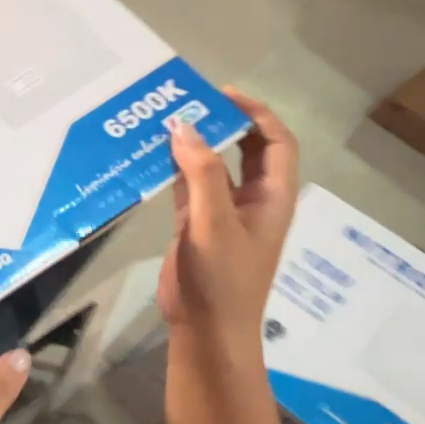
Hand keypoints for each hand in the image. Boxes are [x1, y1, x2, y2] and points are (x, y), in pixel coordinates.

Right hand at [158, 90, 300, 340]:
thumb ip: (201, 173)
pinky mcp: (195, 224)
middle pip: (245, 149)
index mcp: (273, 197)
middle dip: (222, 123)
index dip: (255, 114)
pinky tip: (149, 155)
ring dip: (193, 144)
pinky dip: (171, 168)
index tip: (220, 95)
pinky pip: (186, 185)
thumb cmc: (223, 278)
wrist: (207, 328)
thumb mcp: (214, 222)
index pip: (275, 143)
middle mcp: (251, 199)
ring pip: (211, 166)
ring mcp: (222, 212)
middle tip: (187, 103)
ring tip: (163, 122)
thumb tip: (183, 126)